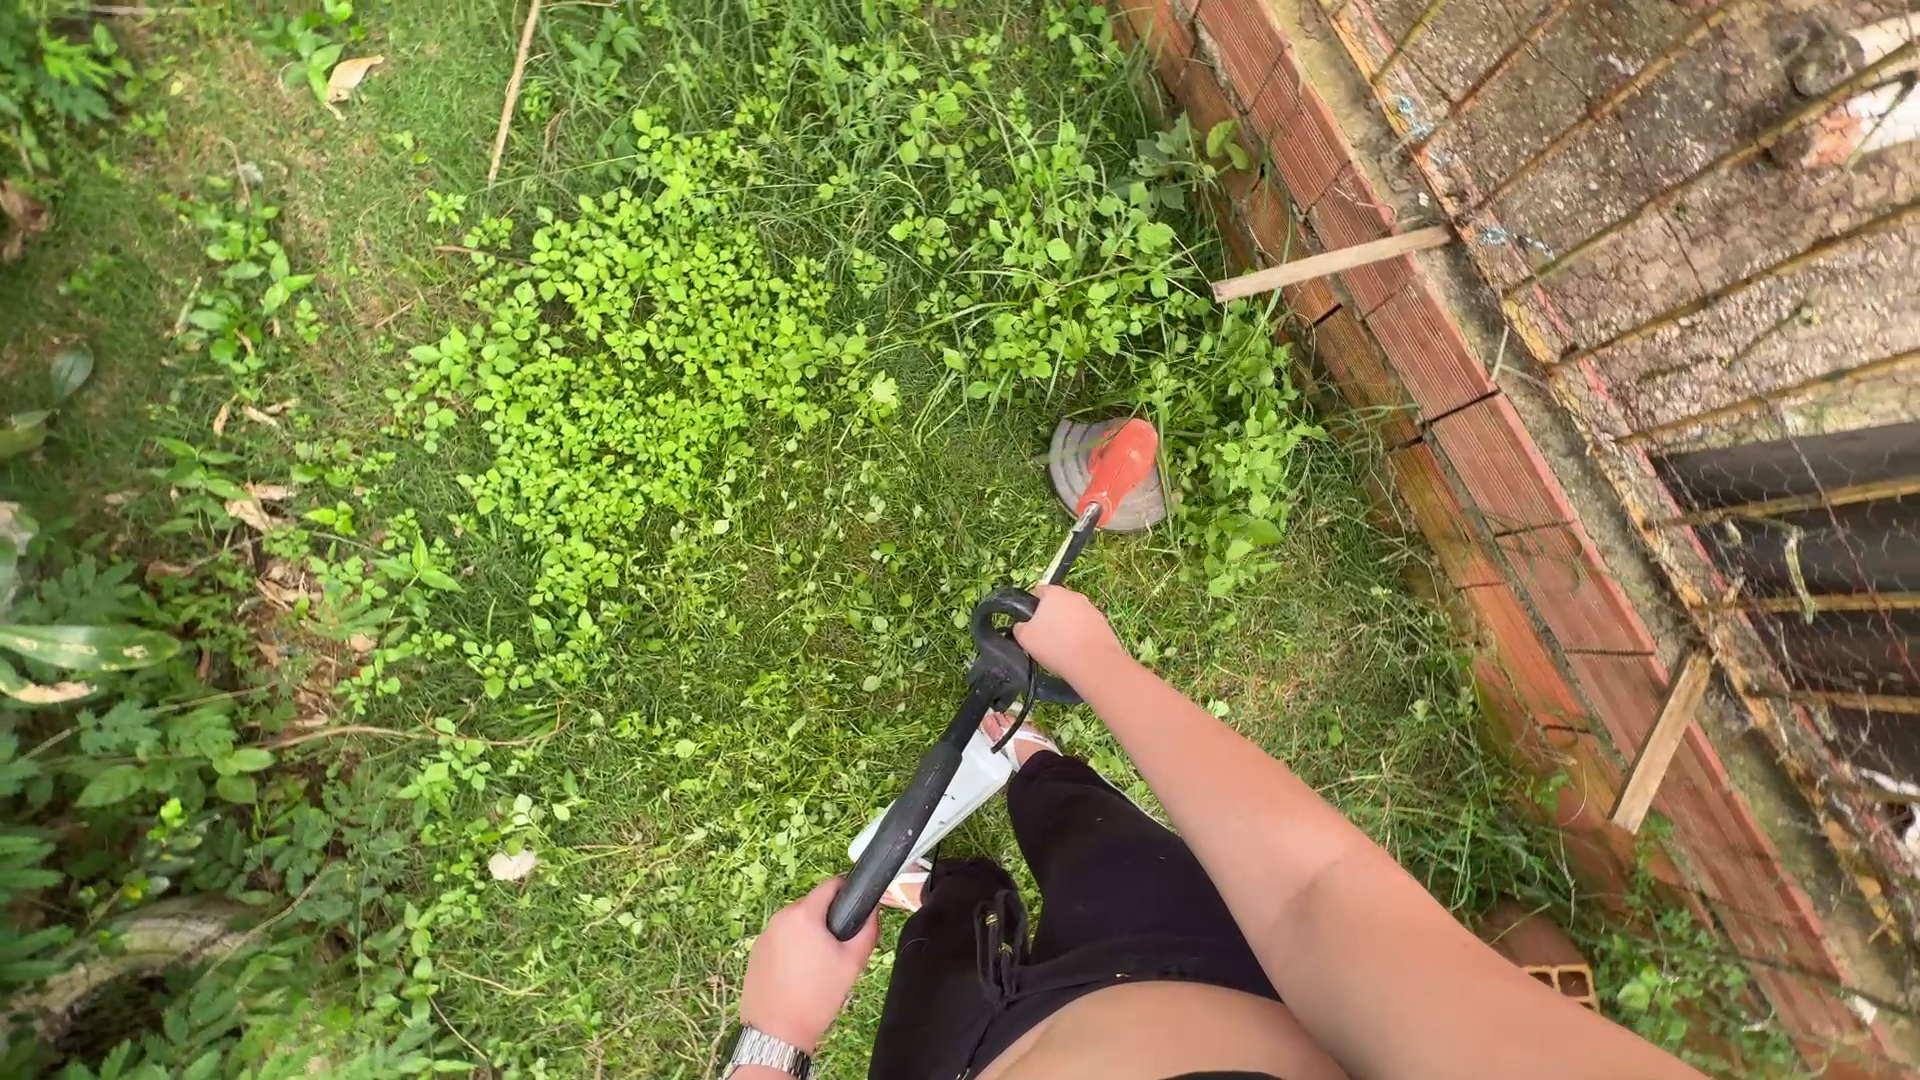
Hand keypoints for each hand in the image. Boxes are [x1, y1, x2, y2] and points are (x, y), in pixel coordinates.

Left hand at [738, 877, 879, 1054]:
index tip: (855, 913)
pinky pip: (781, 940)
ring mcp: (764, 935)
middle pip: (814, 906)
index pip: (831, 885)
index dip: (848, 893)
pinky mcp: (755, 954)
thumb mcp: (853, 962)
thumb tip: (873, 909)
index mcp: (803, 913)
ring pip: (797, 924)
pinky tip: (799, 976)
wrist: (776, 1035)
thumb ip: (868, 929)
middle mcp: (780, 917)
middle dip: (828, 921)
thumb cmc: (817, 997)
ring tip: (819, 967)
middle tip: (838, 950)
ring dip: (810, 935)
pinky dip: (792, 950)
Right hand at [1012, 585, 1129, 683]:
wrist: (1093, 662)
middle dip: (1050, 616)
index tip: (1029, 622)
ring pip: (1073, 615)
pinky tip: (1077, 650)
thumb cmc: (1055, 646)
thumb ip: (1019, 627)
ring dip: (1067, 626)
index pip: (1038, 591)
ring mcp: (1091, 608)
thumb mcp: (1024, 637)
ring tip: (1062, 647)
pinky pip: (1086, 626)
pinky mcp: (1103, 622)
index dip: (1031, 606)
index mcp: (1053, 593)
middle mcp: (1074, 595)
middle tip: (1044, 637)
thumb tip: (1021, 625)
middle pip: (1057, 603)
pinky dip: (1081, 635)